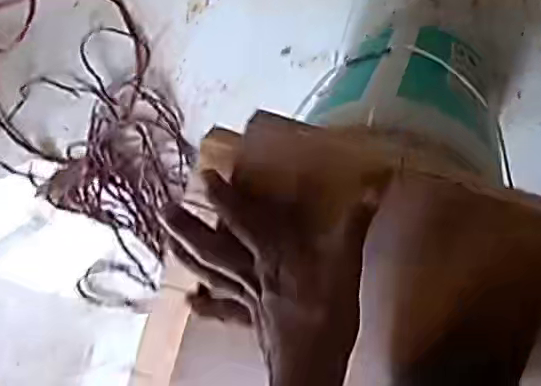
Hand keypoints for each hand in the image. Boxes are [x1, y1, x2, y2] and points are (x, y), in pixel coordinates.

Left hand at [164, 173, 379, 385]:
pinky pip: (223, 311)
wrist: (310, 371)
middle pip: (214, 246)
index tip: (203, 175)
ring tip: (167, 239)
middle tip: (163, 208)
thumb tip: (376, 184)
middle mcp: (254, 270)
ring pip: (211, 272)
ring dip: (187, 255)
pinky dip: (206, 306)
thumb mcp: (347, 261)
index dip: (223, 197)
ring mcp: (247, 298)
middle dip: (188, 227)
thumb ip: (356, 222)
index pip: (243, 218)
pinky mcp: (249, 322)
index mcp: (275, 251)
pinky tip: (191, 302)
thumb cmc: (327, 312)